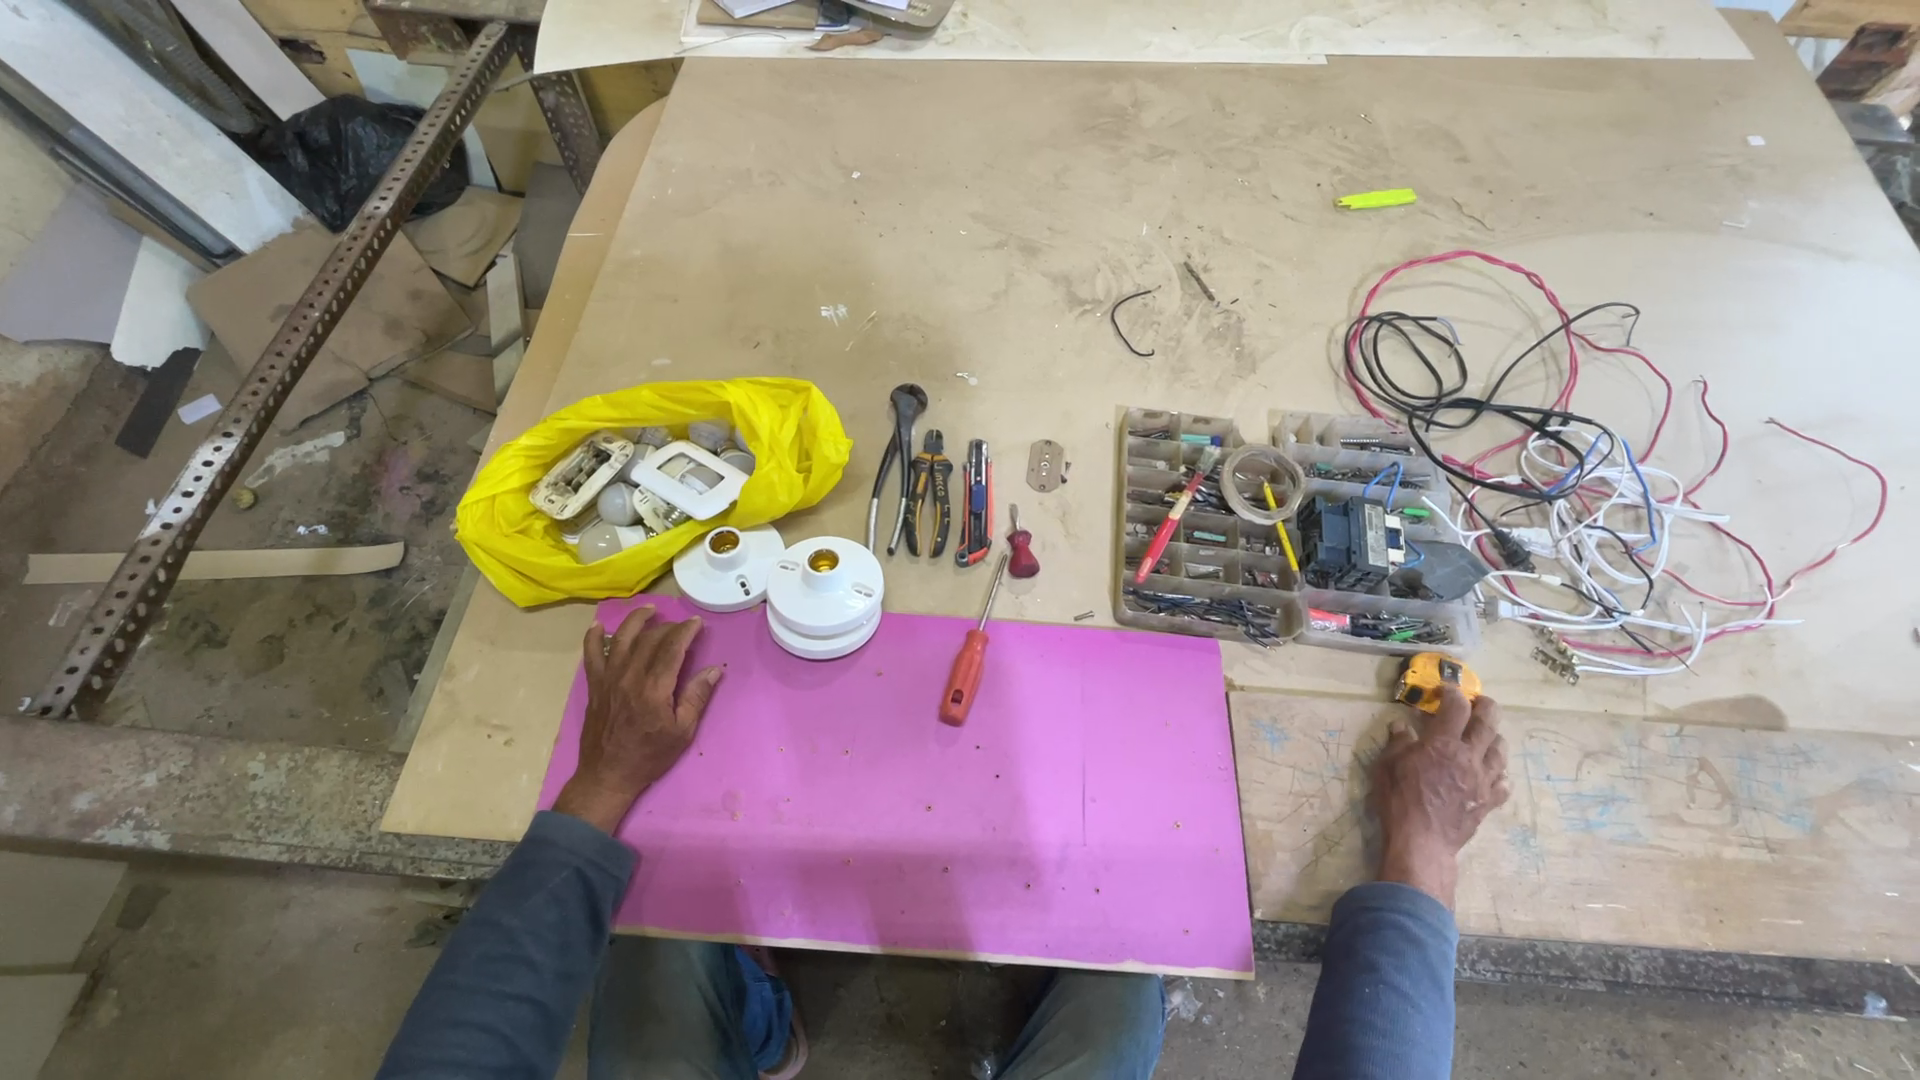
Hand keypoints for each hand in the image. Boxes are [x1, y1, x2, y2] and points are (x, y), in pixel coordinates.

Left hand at [552, 606, 723, 833]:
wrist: (608, 775)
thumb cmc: (650, 756)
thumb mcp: (683, 732)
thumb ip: (697, 697)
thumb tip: (714, 670)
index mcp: (654, 689)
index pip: (672, 648)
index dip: (686, 631)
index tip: (697, 623)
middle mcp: (629, 677)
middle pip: (650, 639)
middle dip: (668, 626)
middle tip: (682, 626)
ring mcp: (608, 679)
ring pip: (621, 639)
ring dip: (636, 620)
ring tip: (649, 610)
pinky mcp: (595, 685)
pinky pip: (591, 655)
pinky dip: (594, 638)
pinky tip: (600, 626)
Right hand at [1367, 686, 1509, 908]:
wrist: (1423, 840)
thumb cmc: (1399, 799)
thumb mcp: (1387, 765)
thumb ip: (1398, 743)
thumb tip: (1402, 726)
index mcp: (1442, 744)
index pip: (1456, 708)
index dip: (1453, 694)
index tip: (1446, 689)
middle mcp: (1469, 756)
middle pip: (1488, 723)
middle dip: (1485, 706)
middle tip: (1478, 701)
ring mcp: (1483, 779)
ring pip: (1500, 750)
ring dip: (1494, 737)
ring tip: (1485, 735)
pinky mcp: (1489, 801)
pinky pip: (1503, 782)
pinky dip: (1498, 772)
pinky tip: (1490, 773)